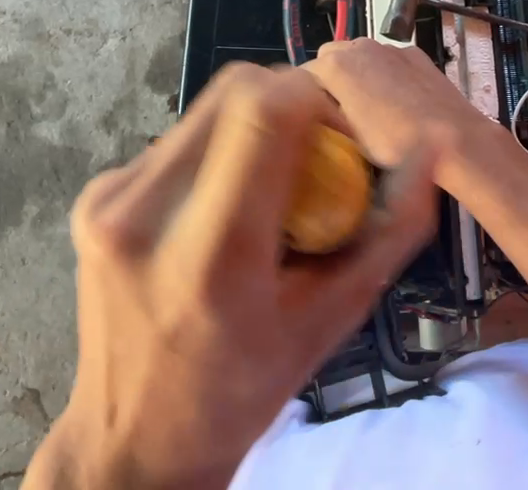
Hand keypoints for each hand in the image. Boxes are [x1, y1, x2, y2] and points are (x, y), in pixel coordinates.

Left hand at [24, 62, 438, 489]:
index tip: (346, 135)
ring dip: (257, 122)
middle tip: (322, 151)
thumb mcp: (332, 320)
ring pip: (207, 107)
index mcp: (210, 257)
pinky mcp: (96, 193)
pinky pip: (179, 138)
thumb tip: (431, 150)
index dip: (318, 99)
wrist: (132, 437)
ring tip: (275, 181)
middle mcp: (145, 214)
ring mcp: (109, 198)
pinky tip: (228, 199)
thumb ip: (389, 230)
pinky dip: (220, 148)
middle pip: (235, 90)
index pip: (264, 112)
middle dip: (293, 101)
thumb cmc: (242, 389)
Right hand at [303, 39, 495, 182]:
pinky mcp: (415, 53)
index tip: (314, 117)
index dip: (307, 96)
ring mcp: (390, 47)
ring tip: (371, 103)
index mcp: (336, 65)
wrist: (451, 137)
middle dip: (331, 77)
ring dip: (358, 71)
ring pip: (361, 54)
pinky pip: (388, 58)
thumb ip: (327, 114)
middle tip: (341, 108)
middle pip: (330, 55)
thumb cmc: (393, 142)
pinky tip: (398, 97)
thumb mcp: (348, 135)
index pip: (305, 74)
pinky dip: (385, 71)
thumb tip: (321, 111)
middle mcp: (359, 46)